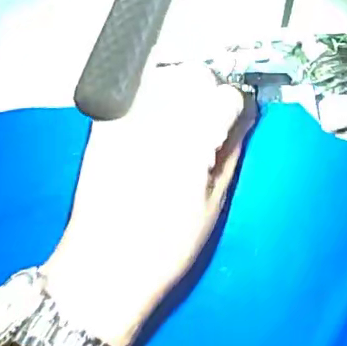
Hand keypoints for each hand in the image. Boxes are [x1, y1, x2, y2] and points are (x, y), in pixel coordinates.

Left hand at [44, 64, 254, 345]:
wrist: (100, 271)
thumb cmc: (162, 247)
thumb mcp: (214, 200)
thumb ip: (233, 148)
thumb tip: (245, 117)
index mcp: (193, 138)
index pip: (228, 94)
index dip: (238, 106)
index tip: (237, 119)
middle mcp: (157, 120)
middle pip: (196, 74)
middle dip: (209, 91)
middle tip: (211, 120)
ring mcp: (126, 120)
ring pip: (165, 76)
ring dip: (180, 89)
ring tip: (181, 120)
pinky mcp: (103, 126)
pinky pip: (133, 92)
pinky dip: (149, 97)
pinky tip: (154, 123)